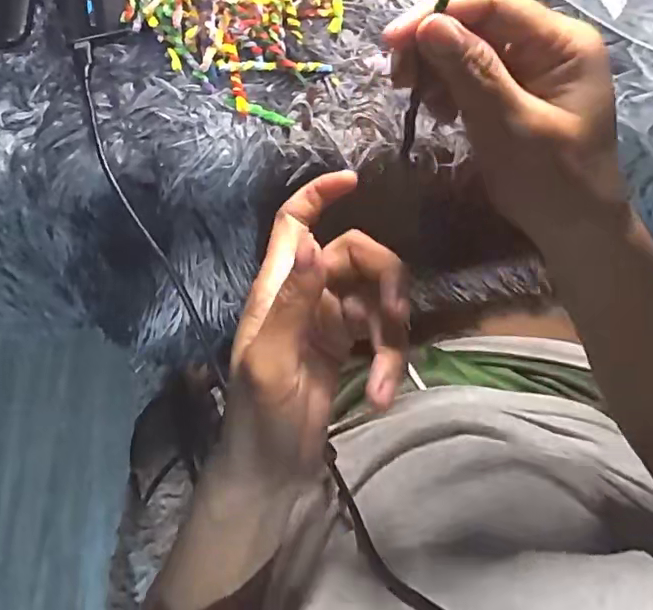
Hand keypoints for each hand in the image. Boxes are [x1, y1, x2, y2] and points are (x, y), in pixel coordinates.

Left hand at [226, 170, 409, 482]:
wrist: (272, 473)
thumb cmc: (258, 415)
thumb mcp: (270, 359)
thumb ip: (294, 302)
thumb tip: (315, 243)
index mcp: (278, 283)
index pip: (294, 221)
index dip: (318, 194)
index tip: (353, 180)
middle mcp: (308, 291)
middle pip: (355, 254)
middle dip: (383, 278)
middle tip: (394, 315)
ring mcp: (331, 318)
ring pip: (376, 295)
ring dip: (390, 333)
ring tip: (382, 378)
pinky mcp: (349, 346)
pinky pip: (381, 334)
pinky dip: (387, 360)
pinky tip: (379, 394)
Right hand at [382, 0, 628, 246]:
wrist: (574, 231)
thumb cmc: (554, 182)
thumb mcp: (510, 126)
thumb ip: (471, 71)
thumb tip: (427, 23)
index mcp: (562, 41)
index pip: (490, 3)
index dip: (436, 14)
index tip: (391, 40)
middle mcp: (545, 40)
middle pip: (472, 20)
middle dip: (430, 44)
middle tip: (399, 78)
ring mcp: (527, 61)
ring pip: (461, 42)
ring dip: (432, 66)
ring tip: (423, 102)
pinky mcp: (508, 82)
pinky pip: (464, 67)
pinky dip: (442, 84)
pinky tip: (441, 111)